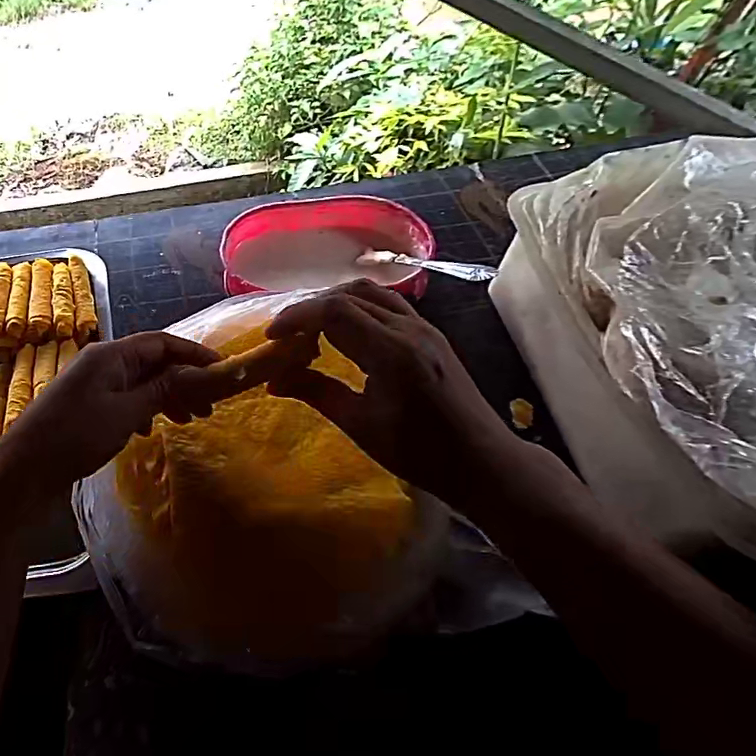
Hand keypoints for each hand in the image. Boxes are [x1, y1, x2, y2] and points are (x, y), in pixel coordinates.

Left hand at [0, 332, 221, 490]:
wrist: (26, 467)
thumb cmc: (76, 435)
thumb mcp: (126, 412)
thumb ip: (161, 390)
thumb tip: (194, 372)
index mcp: (109, 355)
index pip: (161, 342)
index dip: (194, 354)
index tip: (222, 370)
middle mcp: (100, 362)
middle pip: (151, 361)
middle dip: (182, 380)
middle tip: (208, 406)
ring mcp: (90, 383)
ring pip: (139, 381)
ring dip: (165, 397)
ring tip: (188, 420)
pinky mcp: (84, 404)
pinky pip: (123, 397)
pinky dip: (143, 409)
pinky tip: (148, 430)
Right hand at [265, 280, 519, 503]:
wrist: (484, 462)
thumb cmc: (420, 452)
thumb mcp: (359, 425)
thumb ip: (316, 393)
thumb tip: (273, 380)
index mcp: (393, 353)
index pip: (335, 311)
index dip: (296, 317)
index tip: (272, 337)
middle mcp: (410, 330)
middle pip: (350, 294)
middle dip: (309, 308)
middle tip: (285, 334)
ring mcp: (424, 329)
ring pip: (370, 293)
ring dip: (333, 303)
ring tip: (309, 329)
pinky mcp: (429, 335)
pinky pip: (386, 304)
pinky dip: (355, 308)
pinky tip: (342, 333)